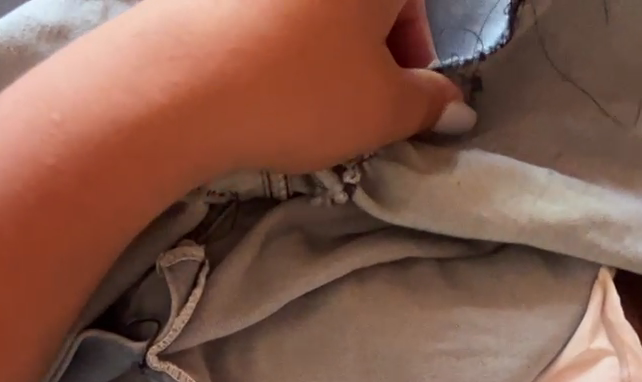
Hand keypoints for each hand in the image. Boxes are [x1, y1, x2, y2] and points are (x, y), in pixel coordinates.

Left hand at [106, 0, 463, 175]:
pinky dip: (276, 46)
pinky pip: (266, 17)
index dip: (414, 53)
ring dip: (323, 49)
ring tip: (305, 101)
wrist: (184, 86)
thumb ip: (427, 107)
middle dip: (371, 50)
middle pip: (364, 3)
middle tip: (356, 105)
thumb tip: (458, 110)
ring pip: (313, 11)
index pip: (414, 1)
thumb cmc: (303, 93)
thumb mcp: (380, 112)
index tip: (398, 99)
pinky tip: (261, 86)